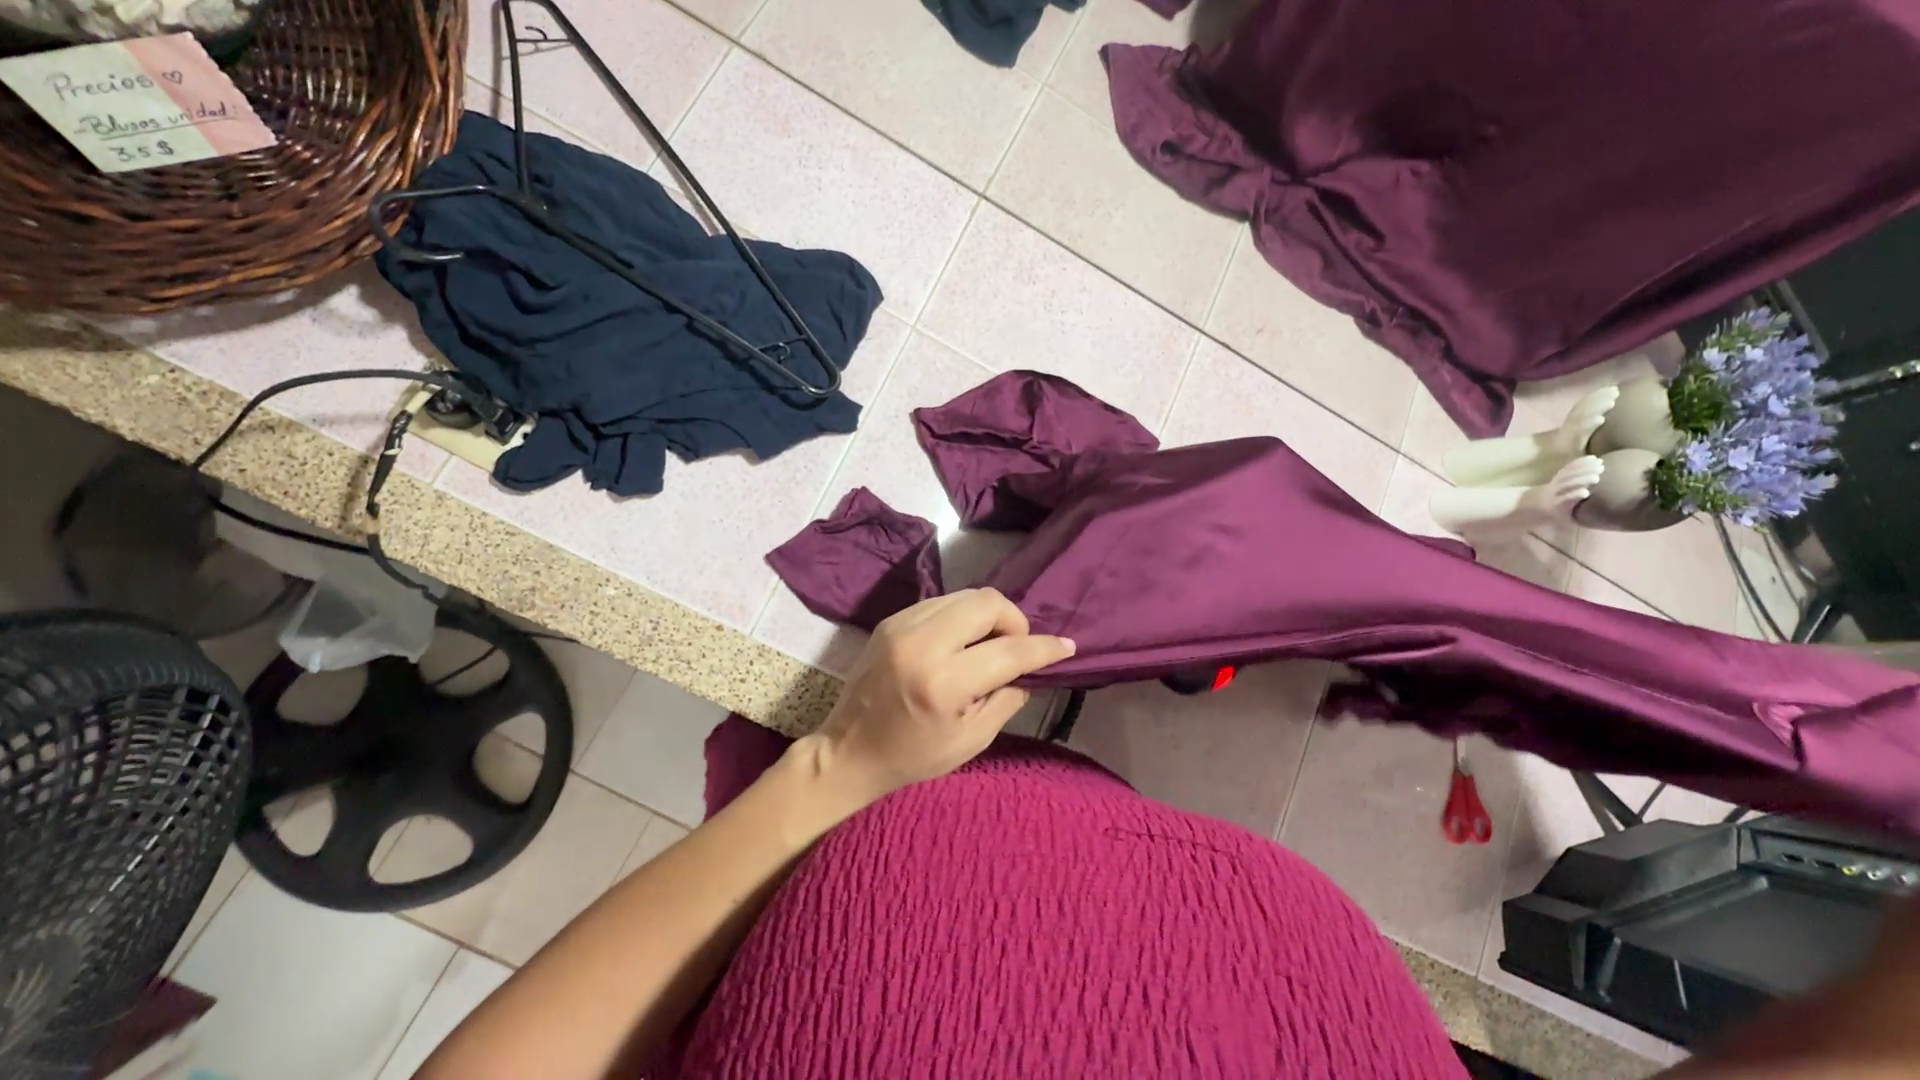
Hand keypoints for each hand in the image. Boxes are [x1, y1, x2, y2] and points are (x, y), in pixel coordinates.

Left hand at [800, 589, 1074, 808]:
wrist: (848, 751)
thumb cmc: (913, 757)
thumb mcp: (971, 740)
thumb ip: (1006, 699)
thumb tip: (1031, 670)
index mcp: (943, 683)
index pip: (1009, 650)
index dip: (1043, 647)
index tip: (1066, 646)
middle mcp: (922, 644)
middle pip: (987, 603)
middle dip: (1014, 621)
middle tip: (1017, 648)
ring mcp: (901, 626)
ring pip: (964, 596)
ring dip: (987, 616)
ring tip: (988, 646)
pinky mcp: (890, 621)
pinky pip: (940, 603)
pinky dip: (960, 617)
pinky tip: (960, 643)